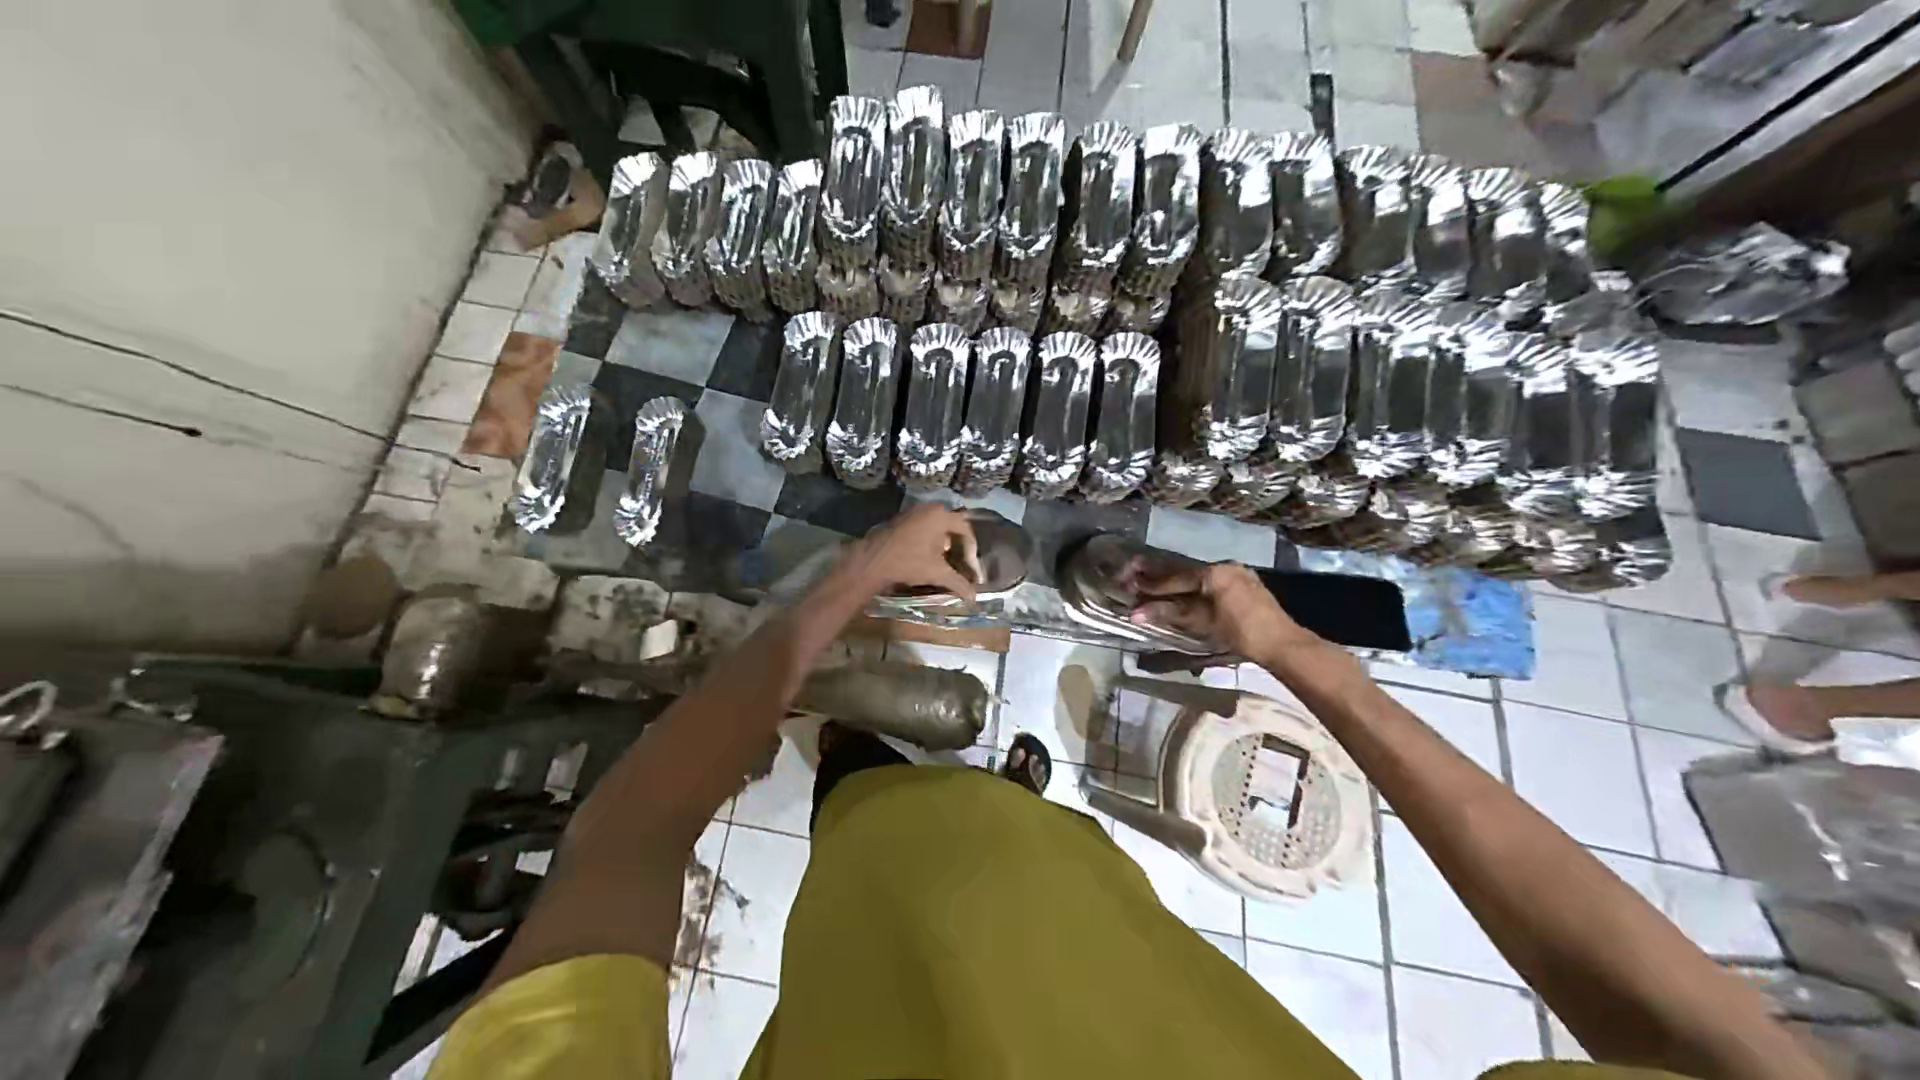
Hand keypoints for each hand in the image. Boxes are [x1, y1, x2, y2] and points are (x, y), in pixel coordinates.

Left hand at [852, 504, 979, 599]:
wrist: (871, 561)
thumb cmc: (908, 562)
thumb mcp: (937, 574)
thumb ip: (959, 583)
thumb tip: (973, 597)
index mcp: (940, 516)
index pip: (965, 529)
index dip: (971, 549)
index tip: (970, 566)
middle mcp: (927, 509)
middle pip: (951, 525)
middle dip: (957, 544)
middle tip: (960, 561)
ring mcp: (911, 512)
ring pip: (935, 526)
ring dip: (942, 542)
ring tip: (942, 561)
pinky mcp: (899, 519)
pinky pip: (921, 526)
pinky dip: (927, 539)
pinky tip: (924, 556)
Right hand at [1125, 561, 1324, 665]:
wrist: (1281, 644)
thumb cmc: (1240, 632)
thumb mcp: (1201, 623)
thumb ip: (1169, 614)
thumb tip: (1135, 614)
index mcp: (1213, 572)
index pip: (1175, 577)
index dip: (1151, 583)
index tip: (1129, 583)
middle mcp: (1225, 566)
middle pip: (1186, 573)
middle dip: (1161, 579)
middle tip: (1136, 577)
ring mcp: (1238, 574)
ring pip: (1200, 577)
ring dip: (1178, 584)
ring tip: (1157, 588)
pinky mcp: (1247, 584)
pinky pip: (1213, 583)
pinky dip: (1196, 588)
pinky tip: (1186, 594)